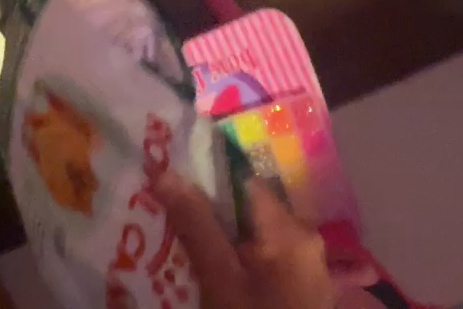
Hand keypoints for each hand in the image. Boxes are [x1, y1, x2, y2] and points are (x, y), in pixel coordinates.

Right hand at [156, 173, 337, 308]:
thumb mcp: (220, 280)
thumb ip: (195, 223)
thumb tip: (164, 169)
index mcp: (288, 229)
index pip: (239, 178)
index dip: (201, 172)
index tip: (163, 172)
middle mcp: (302, 241)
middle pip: (242, 208)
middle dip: (201, 207)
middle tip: (159, 207)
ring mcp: (303, 270)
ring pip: (246, 235)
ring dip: (211, 235)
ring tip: (170, 237)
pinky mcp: (297, 294)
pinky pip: (256, 260)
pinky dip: (229, 259)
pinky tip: (201, 270)